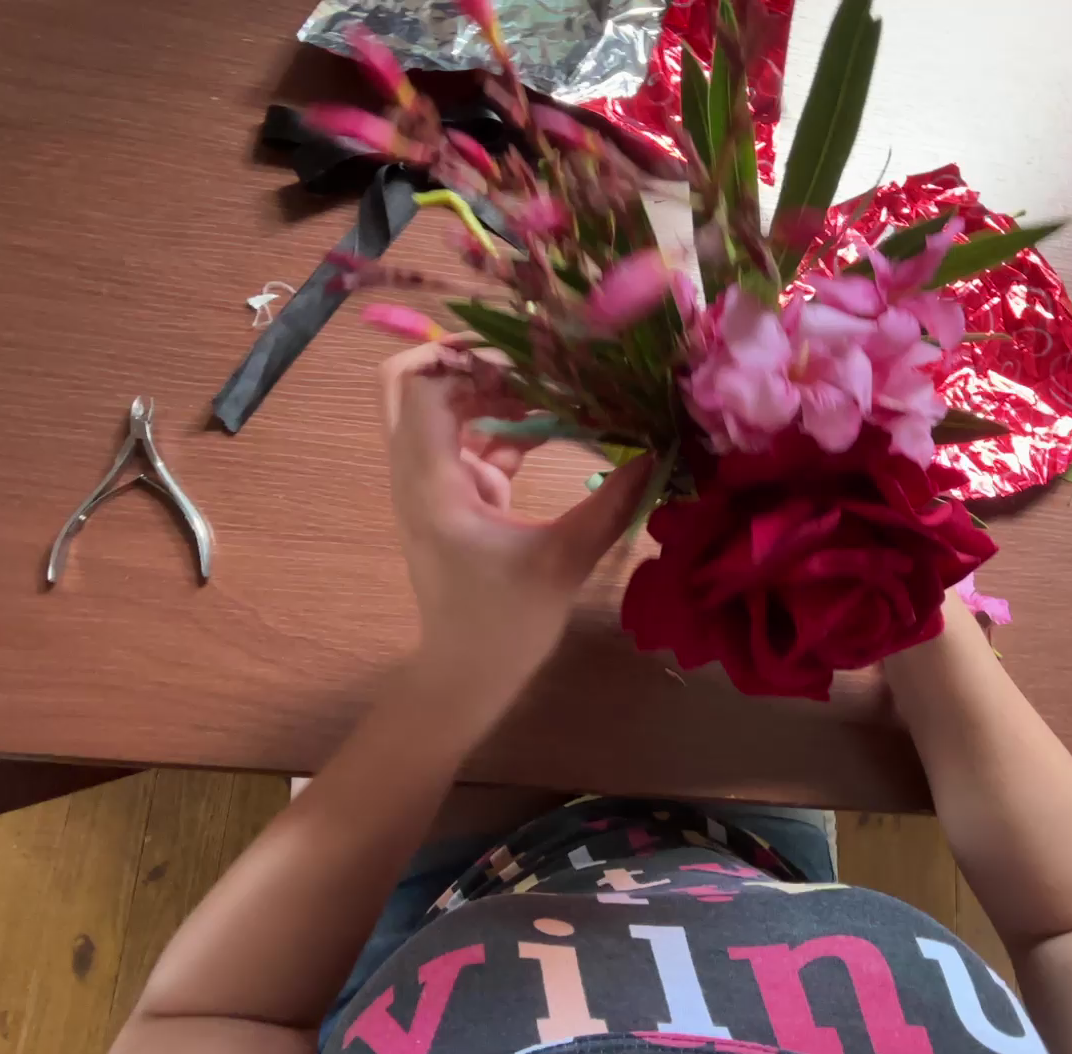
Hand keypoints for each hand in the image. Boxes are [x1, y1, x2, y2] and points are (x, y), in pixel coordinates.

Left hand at [380, 339, 653, 720]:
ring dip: (494, 395)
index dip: (470, 362)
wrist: (468, 674)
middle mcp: (419, 473)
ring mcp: (433, 484)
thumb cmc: (505, 624)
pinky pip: (471, 443)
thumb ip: (611, 505)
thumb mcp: (563, 561)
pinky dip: (505, 428)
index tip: (530, 364)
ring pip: (446, 410)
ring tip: (555, 389)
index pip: (424, 390)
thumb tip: (657, 454)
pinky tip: (553, 427)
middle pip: (414, 386)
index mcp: (431, 483)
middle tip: (528, 362)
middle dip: (469, 365)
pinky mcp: (453, 497)